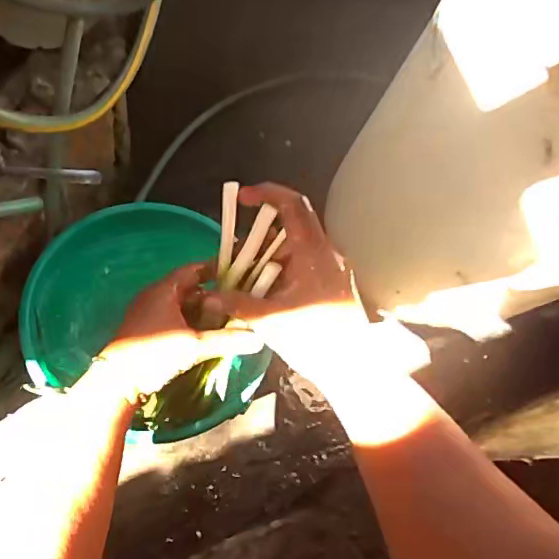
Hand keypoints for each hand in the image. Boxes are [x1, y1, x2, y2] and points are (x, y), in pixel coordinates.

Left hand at [82, 262, 264, 403]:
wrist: (116, 381)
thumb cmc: (154, 355)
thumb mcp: (194, 346)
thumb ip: (227, 340)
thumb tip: (259, 338)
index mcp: (163, 290)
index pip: (193, 270)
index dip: (216, 270)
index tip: (239, 274)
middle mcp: (153, 296)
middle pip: (188, 289)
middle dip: (213, 295)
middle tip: (237, 303)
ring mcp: (146, 313)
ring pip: (180, 306)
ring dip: (201, 312)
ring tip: (225, 322)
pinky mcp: (144, 331)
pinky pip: (171, 320)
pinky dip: (188, 324)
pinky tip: (203, 336)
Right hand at [198, 184, 363, 372]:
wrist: (351, 364)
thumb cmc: (313, 338)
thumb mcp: (267, 319)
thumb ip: (234, 303)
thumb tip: (207, 297)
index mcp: (312, 252)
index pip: (291, 205)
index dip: (265, 194)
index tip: (242, 198)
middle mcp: (326, 252)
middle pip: (291, 225)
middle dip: (259, 233)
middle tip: (236, 250)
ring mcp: (331, 267)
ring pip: (294, 247)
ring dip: (267, 255)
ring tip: (244, 276)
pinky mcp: (331, 283)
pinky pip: (301, 264)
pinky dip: (279, 269)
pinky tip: (263, 291)